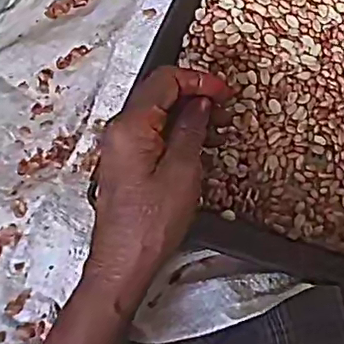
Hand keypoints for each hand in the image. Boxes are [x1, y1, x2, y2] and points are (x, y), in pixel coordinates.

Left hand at [83, 66, 228, 309]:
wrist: (123, 263)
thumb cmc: (150, 225)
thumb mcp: (183, 170)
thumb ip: (191, 129)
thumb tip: (200, 104)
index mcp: (130, 127)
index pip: (164, 80)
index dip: (198, 80)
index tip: (223, 91)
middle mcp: (119, 132)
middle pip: (159, 93)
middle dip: (195, 94)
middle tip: (224, 108)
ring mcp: (120, 148)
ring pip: (157, 113)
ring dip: (188, 113)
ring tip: (217, 129)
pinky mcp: (126, 163)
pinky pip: (153, 133)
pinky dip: (177, 131)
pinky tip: (198, 146)